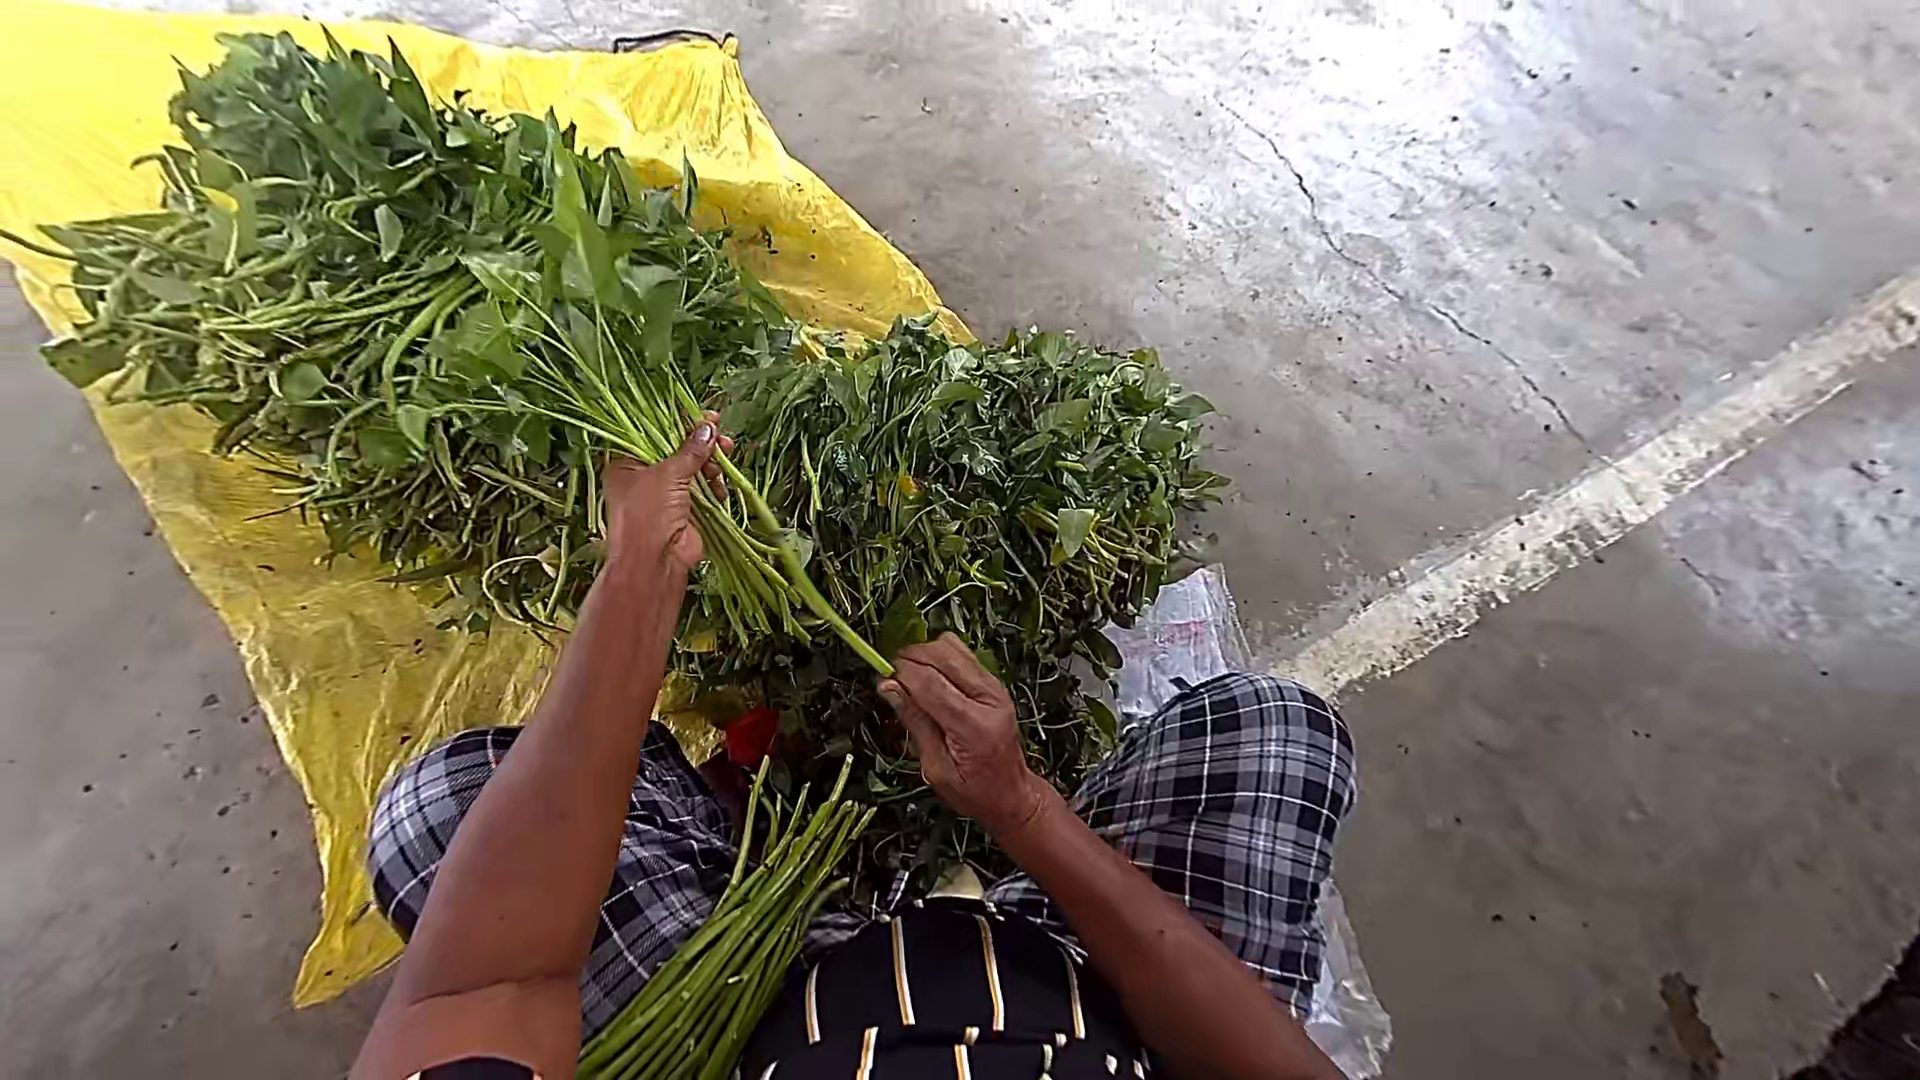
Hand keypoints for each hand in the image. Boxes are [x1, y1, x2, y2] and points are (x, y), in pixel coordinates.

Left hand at [603, 413, 733, 575]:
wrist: (656, 560)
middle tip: (722, 438)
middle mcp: (646, 477)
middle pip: (678, 451)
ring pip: (694, 470)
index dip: (681, 424)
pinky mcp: (686, 509)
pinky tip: (722, 483)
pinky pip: (704, 490)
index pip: (656, 434)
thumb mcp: (666, 474)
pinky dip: (715, 485)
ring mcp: (667, 494)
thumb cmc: (646, 514)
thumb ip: (689, 450)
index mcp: (628, 463)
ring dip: (712, 464)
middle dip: (702, 445)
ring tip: (725, 460)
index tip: (705, 417)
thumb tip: (707, 428)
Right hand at [878, 633, 1052, 836]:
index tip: (880, 677)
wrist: (1010, 793)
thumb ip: (915, 723)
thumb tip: (888, 687)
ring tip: (907, 674)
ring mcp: (995, 686)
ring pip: (952, 647)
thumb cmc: (973, 791)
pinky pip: (962, 652)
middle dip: (910, 658)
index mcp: (975, 726)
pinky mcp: (993, 681)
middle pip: (943, 656)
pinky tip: (928, 673)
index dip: (901, 674)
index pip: (931, 684)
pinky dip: (940, 655)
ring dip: (924, 653)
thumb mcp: (935, 769)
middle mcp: (989, 698)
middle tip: (890, 675)